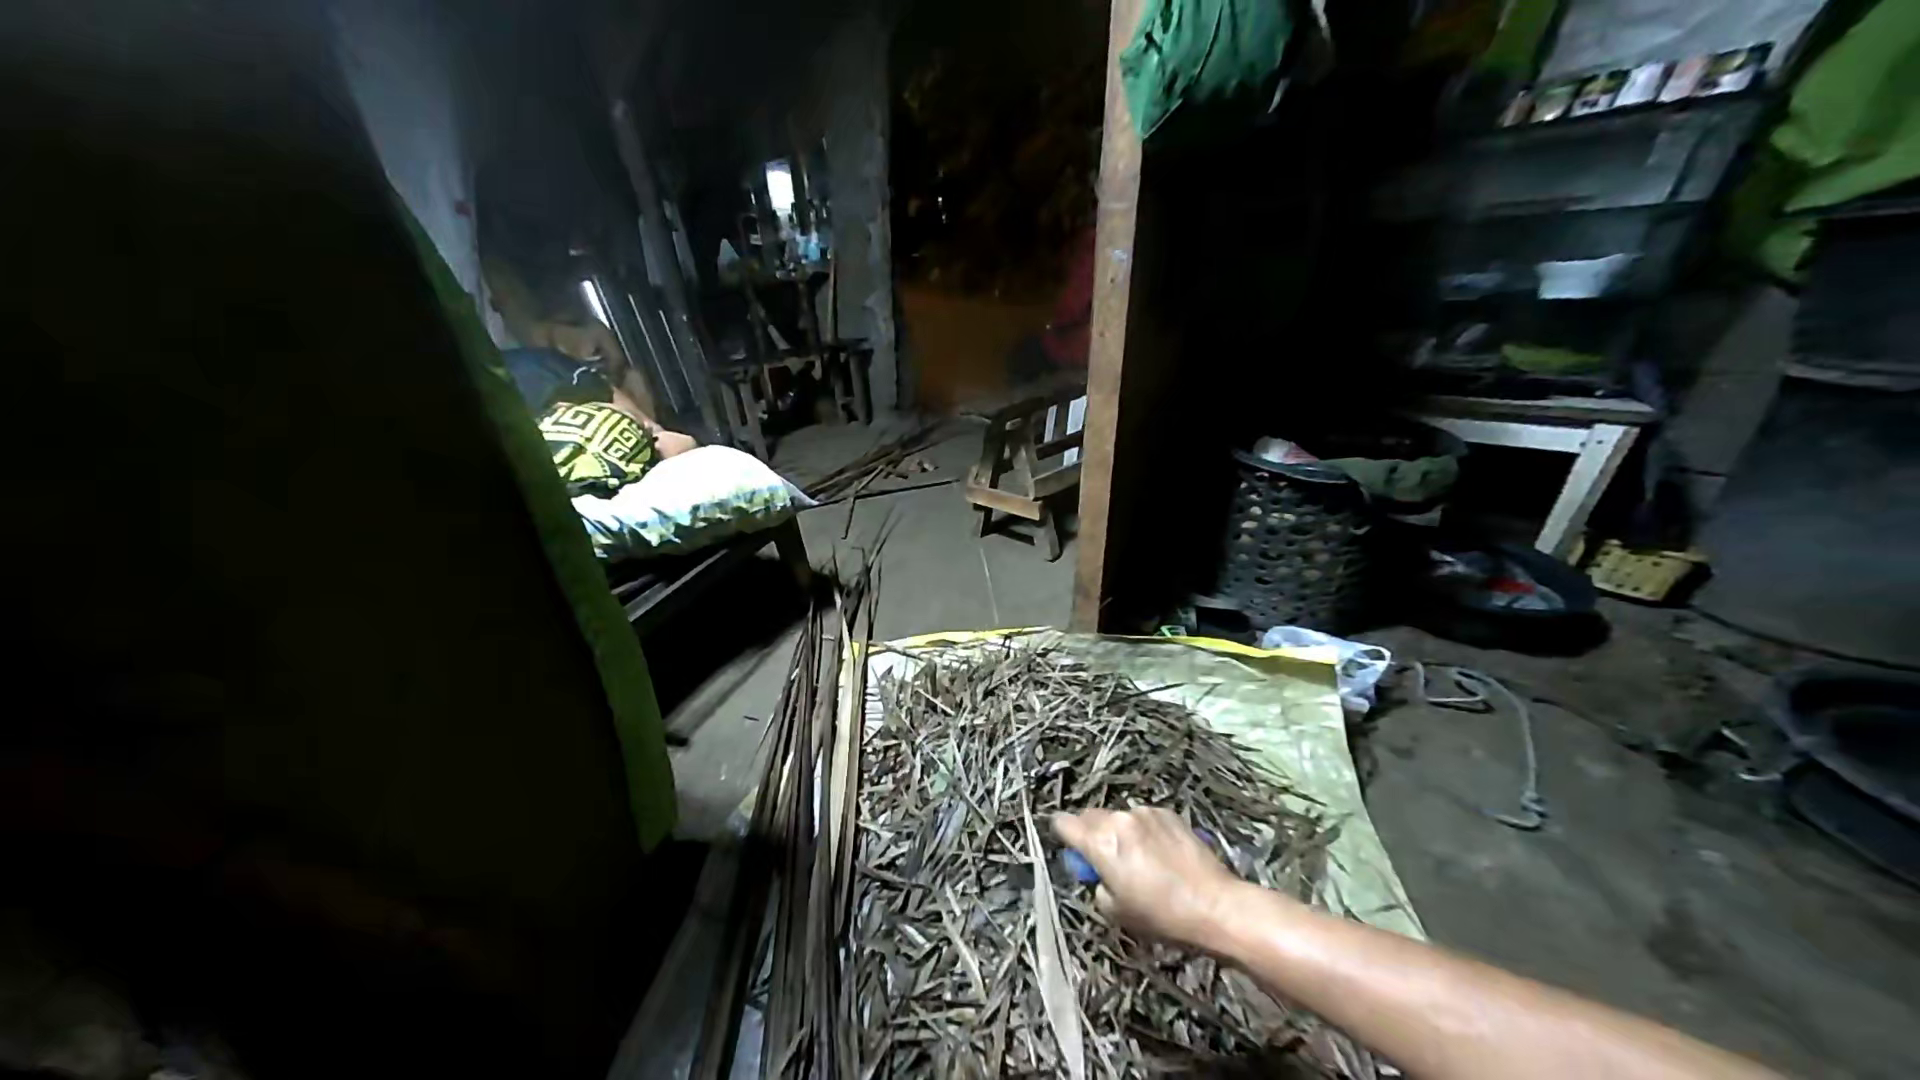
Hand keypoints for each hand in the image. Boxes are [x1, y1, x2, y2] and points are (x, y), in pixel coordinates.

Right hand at [1051, 807, 1244, 948]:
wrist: (1215, 905)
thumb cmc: (1162, 916)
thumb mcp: (1116, 912)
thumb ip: (1098, 886)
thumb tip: (1102, 875)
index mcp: (1100, 842)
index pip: (1063, 823)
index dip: (1063, 835)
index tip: (1073, 850)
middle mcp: (1119, 819)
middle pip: (1090, 816)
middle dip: (1091, 834)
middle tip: (1106, 861)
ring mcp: (1145, 813)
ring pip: (1119, 817)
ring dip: (1120, 832)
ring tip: (1141, 860)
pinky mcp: (1168, 813)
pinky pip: (1145, 818)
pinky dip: (1145, 831)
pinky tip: (1162, 854)